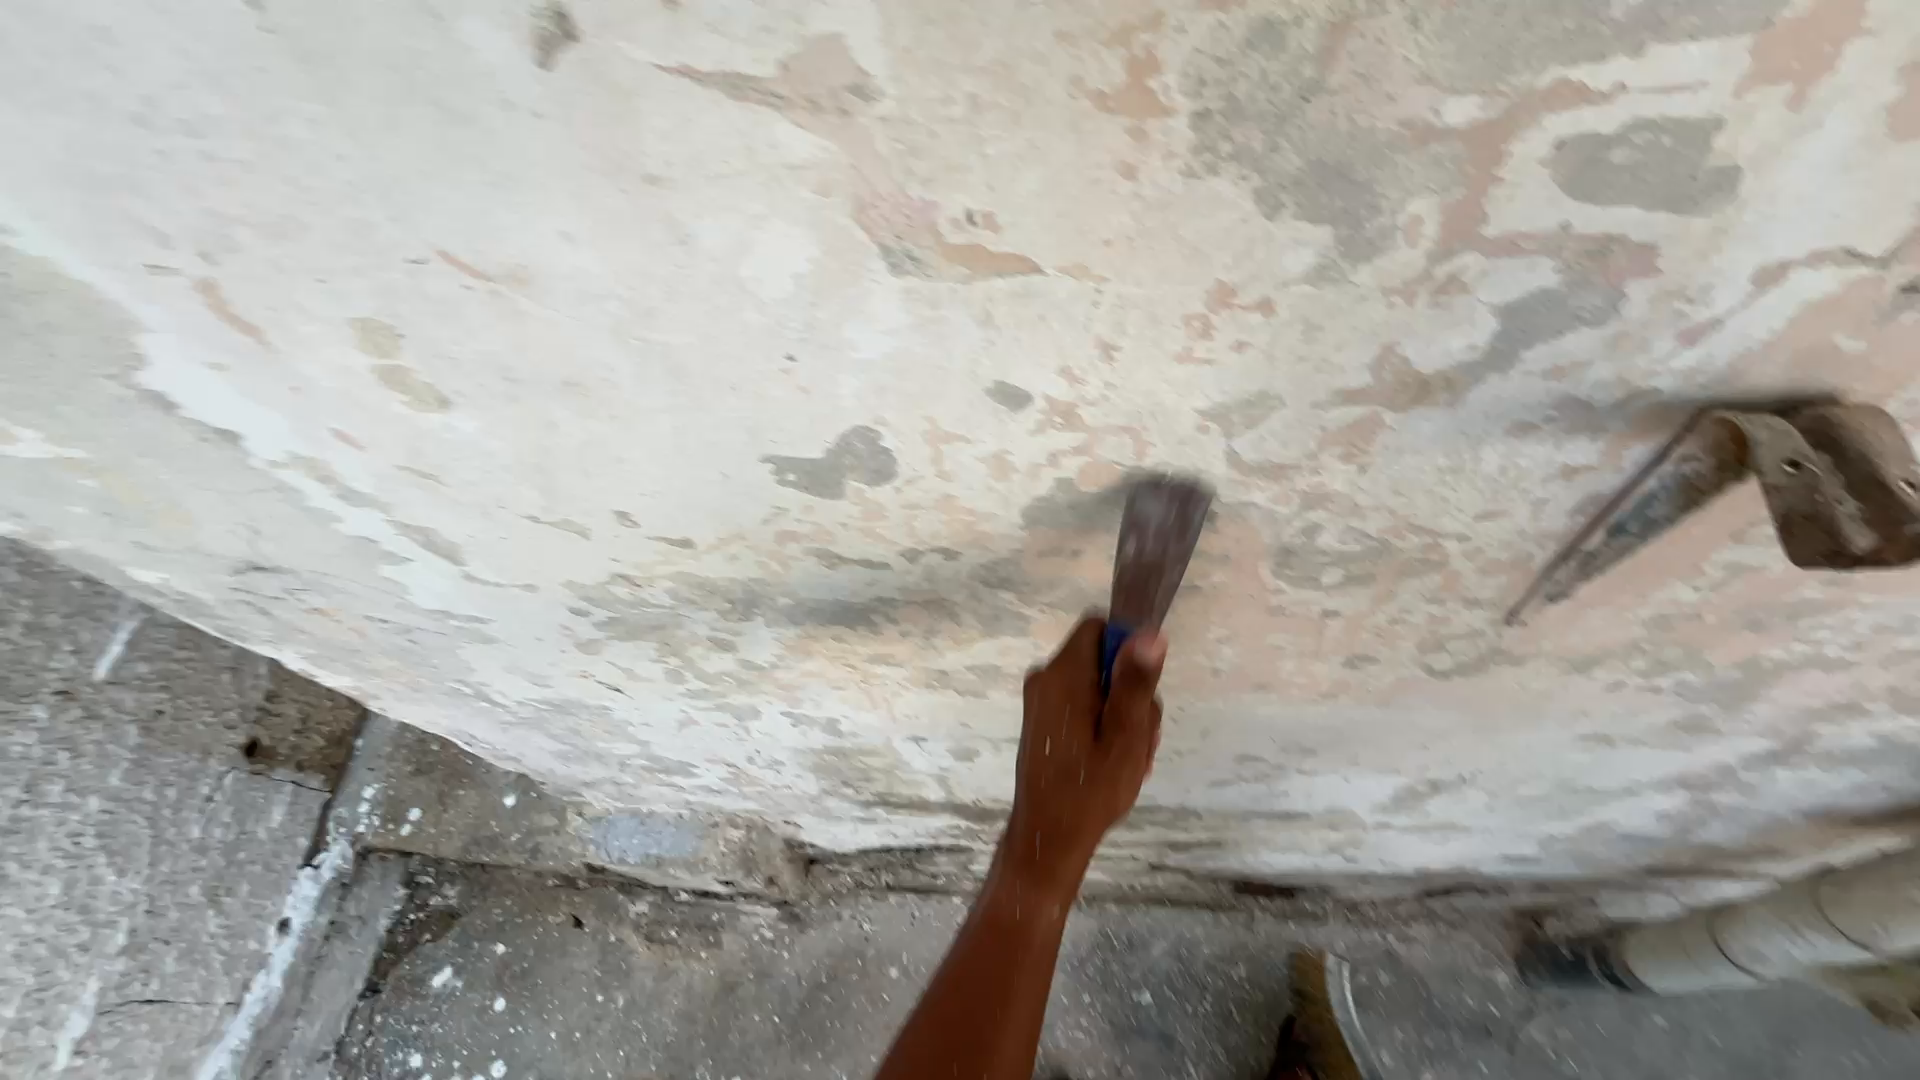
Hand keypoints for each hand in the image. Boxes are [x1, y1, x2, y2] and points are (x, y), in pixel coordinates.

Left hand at [997, 616, 1165, 898]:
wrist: (1048, 837)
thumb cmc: (1091, 789)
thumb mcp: (1125, 735)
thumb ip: (1135, 682)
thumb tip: (1148, 633)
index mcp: (1063, 674)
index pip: (1100, 627)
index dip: (1127, 650)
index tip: (1141, 690)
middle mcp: (1045, 678)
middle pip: (1103, 660)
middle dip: (1129, 694)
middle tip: (1139, 738)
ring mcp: (1042, 700)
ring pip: (1098, 687)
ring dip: (1121, 717)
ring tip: (1128, 758)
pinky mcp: (1043, 720)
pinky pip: (1083, 706)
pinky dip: (1103, 728)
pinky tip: (1112, 762)